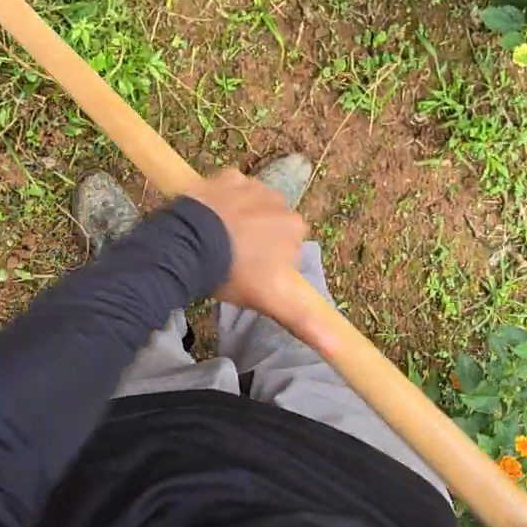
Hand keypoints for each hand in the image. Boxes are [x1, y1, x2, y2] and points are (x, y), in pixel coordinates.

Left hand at [184, 169, 336, 356]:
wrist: (189, 248)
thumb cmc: (234, 275)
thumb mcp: (270, 302)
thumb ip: (304, 322)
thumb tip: (338, 349)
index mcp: (295, 227)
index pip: (289, 247)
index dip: (271, 261)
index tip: (252, 272)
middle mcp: (279, 200)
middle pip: (272, 223)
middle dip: (258, 238)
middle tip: (233, 257)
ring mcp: (251, 185)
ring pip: (251, 204)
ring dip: (241, 217)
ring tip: (218, 239)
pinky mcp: (224, 176)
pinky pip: (229, 187)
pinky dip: (222, 199)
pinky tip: (210, 217)